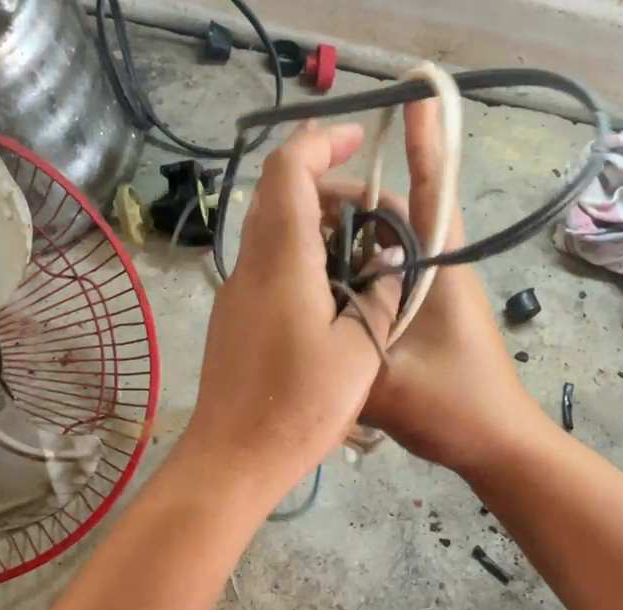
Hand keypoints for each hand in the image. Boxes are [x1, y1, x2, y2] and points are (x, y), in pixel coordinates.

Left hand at [178, 122, 385, 497]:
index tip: (360, 137)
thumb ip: (380, 299)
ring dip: (312, 224)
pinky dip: (299, 258)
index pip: (289, 169)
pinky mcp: (233, 323)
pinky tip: (331, 293)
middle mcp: (250, 268)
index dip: (322, 141)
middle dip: (324, 183)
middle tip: (372, 208)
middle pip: (277, 195)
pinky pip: (266, 268)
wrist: (232, 460)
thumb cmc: (298, 408)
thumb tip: (390, 266)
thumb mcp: (359, 354)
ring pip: (270, 233)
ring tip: (360, 250)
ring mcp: (235, 296)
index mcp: (282, 261)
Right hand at [322, 100, 555, 475]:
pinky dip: (354, 276)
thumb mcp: (385, 380)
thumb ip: (340, 348)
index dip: (422, 141)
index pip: (431, 189)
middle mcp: (437, 270)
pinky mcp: (423, 319)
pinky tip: (320, 296)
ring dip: (347, 243)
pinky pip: (384, 281)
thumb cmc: (454, 407)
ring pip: (385, 250)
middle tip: (292, 214)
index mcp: (438, 269)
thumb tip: (301, 321)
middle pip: (392, 216)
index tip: (411, 95)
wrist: (496, 447)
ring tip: (296, 252)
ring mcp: (431, 295)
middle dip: (346, 204)